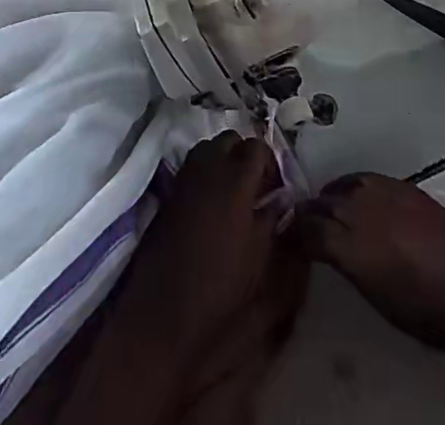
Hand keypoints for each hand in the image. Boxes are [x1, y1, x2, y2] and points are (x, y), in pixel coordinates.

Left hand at [116, 132, 284, 350]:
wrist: (166, 304)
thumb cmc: (221, 283)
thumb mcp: (260, 255)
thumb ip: (271, 218)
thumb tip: (277, 200)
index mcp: (235, 181)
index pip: (256, 147)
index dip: (270, 163)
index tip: (276, 187)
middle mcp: (207, 169)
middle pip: (229, 139)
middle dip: (245, 155)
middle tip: (255, 185)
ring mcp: (184, 177)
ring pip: (207, 148)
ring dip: (223, 160)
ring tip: (234, 191)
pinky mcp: (169, 191)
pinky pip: (191, 165)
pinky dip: (205, 171)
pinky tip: (213, 201)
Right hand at [293, 172, 444, 354]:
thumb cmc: (425, 311)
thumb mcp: (373, 295)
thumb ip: (344, 263)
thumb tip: (327, 248)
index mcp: (349, 247)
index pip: (307, 229)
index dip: (295, 234)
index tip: (291, 240)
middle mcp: (360, 213)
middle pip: (320, 203)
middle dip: (309, 214)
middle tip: (306, 226)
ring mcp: (383, 194)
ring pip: (342, 186)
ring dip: (330, 196)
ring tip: (329, 207)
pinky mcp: (403, 186)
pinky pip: (366, 178)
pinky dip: (354, 186)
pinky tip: (357, 197)